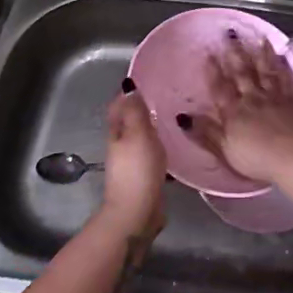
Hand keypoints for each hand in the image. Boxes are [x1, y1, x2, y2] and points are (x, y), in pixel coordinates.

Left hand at [99, 89, 165, 238]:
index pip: (119, 105)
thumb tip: (129, 85)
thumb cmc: (137, 170)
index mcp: (117, 132)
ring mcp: (132, 162)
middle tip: (167, 95)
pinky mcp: (144, 176)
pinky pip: (152, 154)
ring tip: (174, 117)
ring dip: (154, 128)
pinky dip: (160, 146)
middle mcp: (122, 145)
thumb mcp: (138, 135)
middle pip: (130, 120)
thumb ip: (135, 111)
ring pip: (142, 138)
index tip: (149, 79)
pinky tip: (175, 145)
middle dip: (144, 108)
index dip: (129, 92)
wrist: (136, 213)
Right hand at [190, 38, 292, 183]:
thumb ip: (205, 133)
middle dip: (234, 53)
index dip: (213, 70)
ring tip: (257, 37)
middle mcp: (252, 99)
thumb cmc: (257, 159)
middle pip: (242, 73)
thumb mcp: (224, 151)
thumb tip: (182, 117)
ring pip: (264, 70)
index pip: (220, 87)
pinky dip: (282, 65)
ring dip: (259, 53)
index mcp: (233, 112)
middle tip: (230, 34)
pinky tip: (282, 56)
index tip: (208, 52)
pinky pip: (285, 78)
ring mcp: (274, 97)